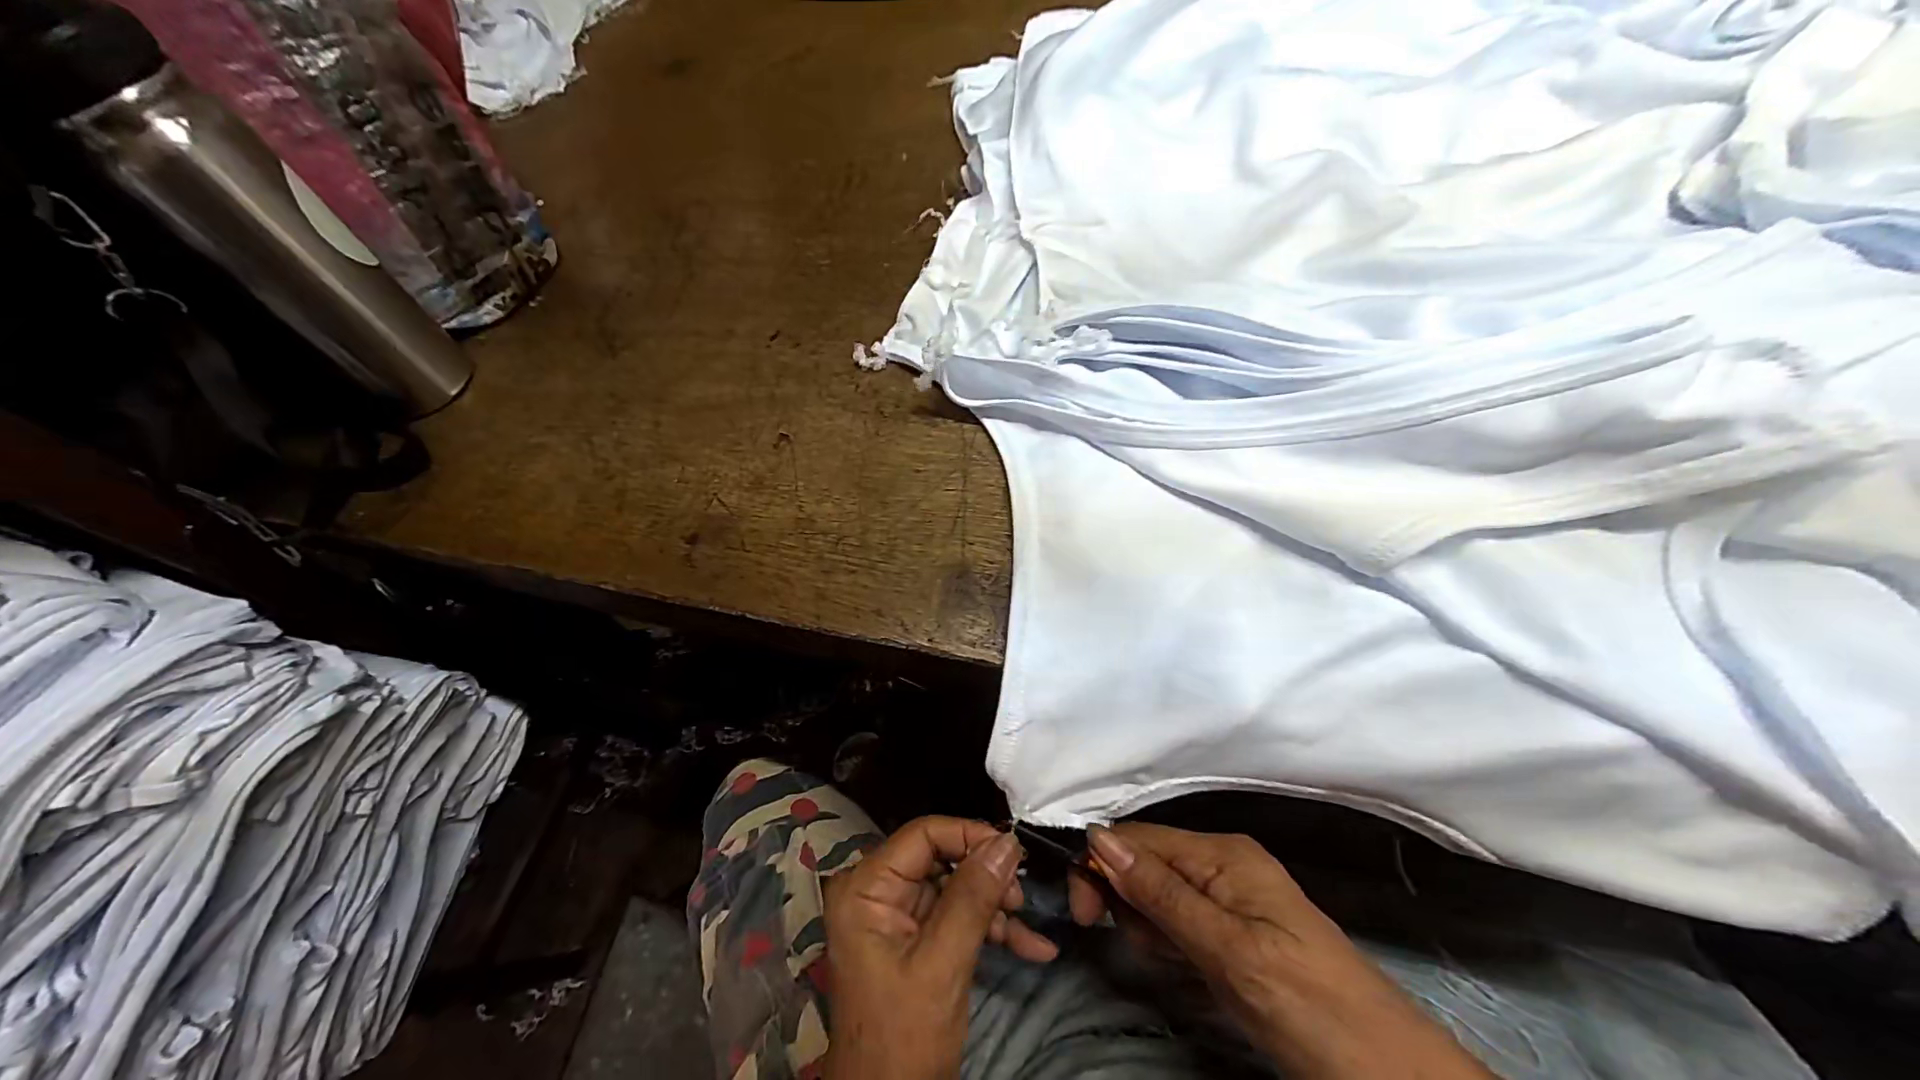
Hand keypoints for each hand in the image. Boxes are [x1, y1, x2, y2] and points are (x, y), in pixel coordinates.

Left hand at [822, 817, 1057, 1079]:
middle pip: (941, 858)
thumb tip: (1007, 842)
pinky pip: (956, 916)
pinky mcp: (915, 939)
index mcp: (867, 887)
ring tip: (1028, 928)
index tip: (1013, 853)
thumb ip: (973, 898)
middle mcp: (877, 891)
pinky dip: (991, 929)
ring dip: (995, 905)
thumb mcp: (943, 964)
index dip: (969, 836)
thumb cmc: (904, 1036)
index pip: (923, 835)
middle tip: (1022, 895)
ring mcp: (896, 915)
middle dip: (986, 876)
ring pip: (955, 887)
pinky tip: (1032, 947)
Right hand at [1070, 823, 1493, 1079]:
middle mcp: (1223, 863)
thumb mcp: (1226, 949)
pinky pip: (1179, 922)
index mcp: (1223, 853)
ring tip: (1179, 966)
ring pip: (1156, 896)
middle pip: (1144, 863)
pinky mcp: (1232, 929)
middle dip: (1128, 903)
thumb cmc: (1307, 1005)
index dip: (1100, 867)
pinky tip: (1188, 969)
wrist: (1388, 1072)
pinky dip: (1170, 944)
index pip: (1137, 838)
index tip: (1082, 916)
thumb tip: (1098, 837)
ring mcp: (1229, 897)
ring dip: (1150, 929)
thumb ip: (1160, 893)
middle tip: (1151, 951)